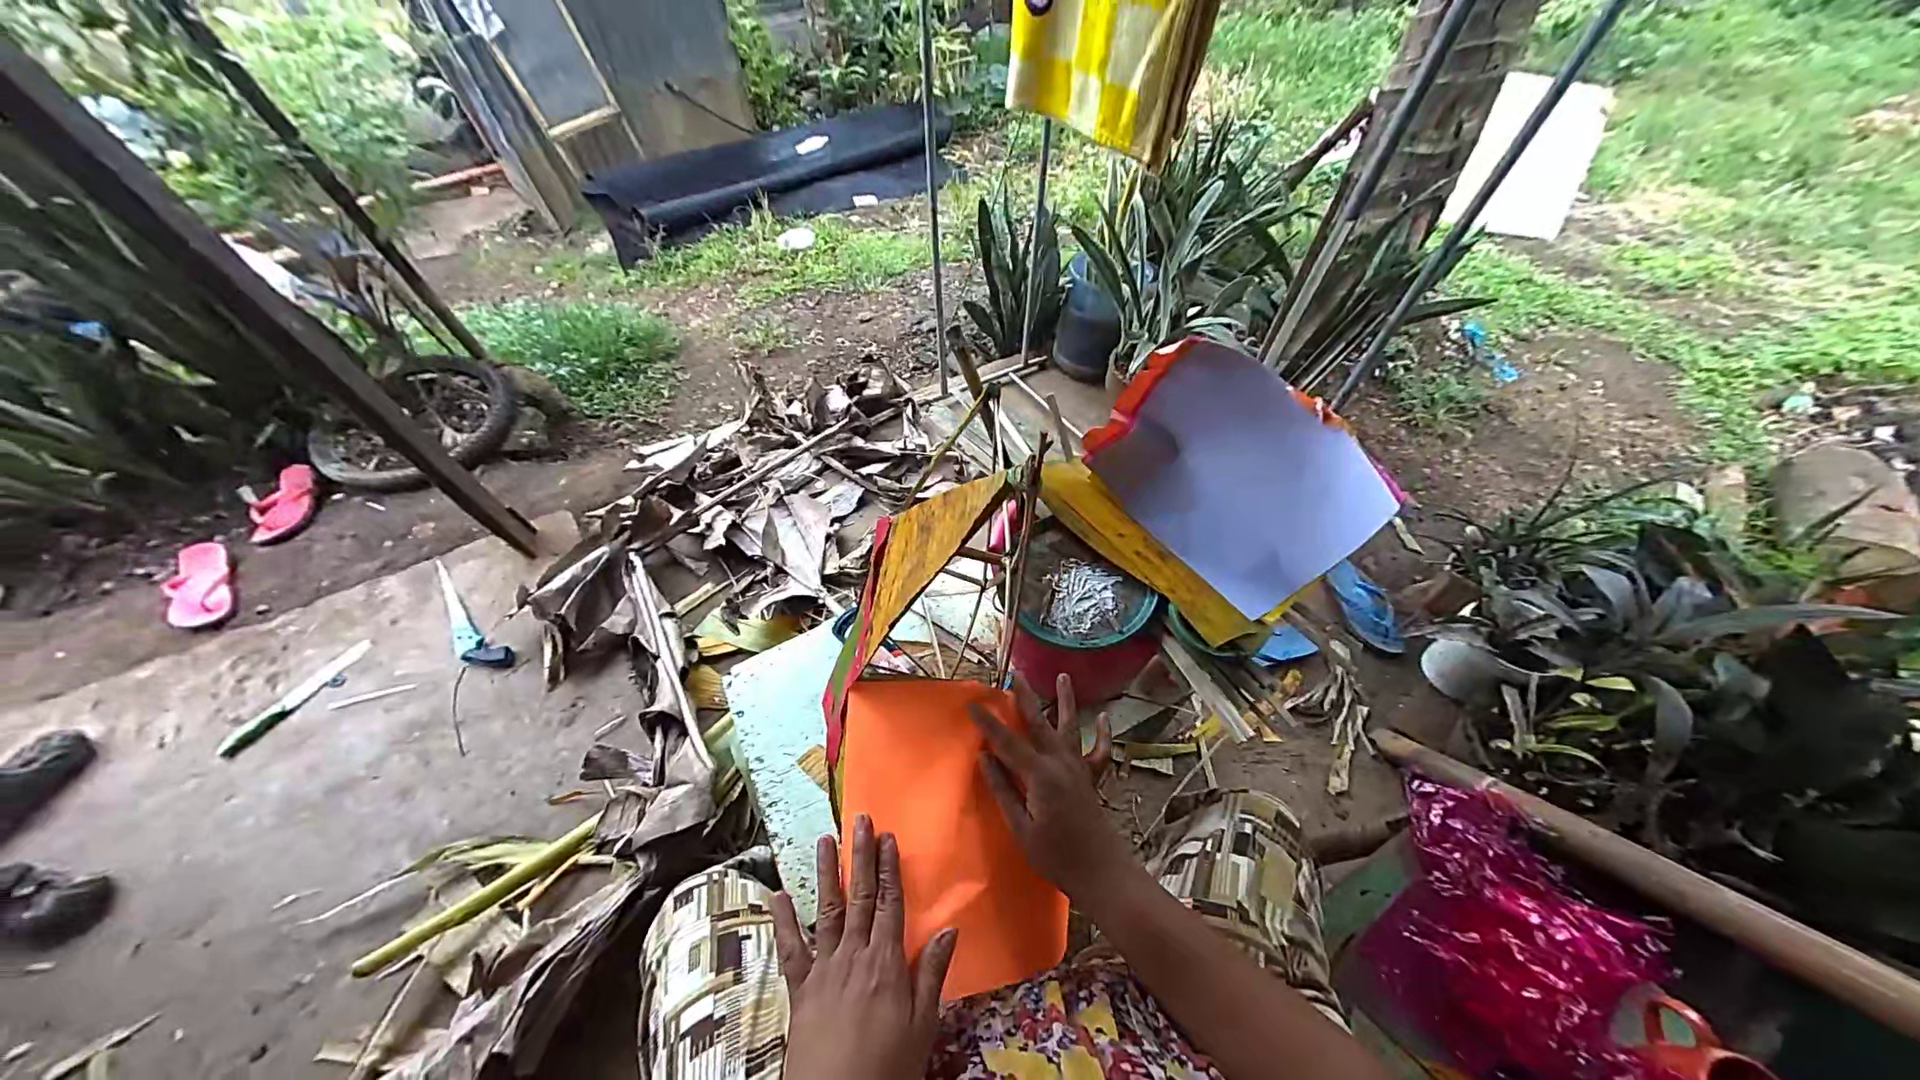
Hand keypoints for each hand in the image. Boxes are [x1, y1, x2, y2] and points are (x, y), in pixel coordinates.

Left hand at [771, 814, 958, 1079]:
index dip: (890, 868)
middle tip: (860, 821)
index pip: (890, 903)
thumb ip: (932, 973)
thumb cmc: (888, 1066)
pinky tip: (777, 894)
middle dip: (861, 857)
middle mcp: (854, 955)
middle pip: (861, 897)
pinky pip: (790, 949)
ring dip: (827, 874)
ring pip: (828, 911)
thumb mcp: (922, 1025)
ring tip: (825, 840)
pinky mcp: (800, 988)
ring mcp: (824, 968)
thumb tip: (950, 927)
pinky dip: (783, 920)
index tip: (888, 837)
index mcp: (886, 962)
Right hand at [971, 672, 1132, 903]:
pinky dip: (1102, 734)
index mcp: (1039, 775)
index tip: (973, 704)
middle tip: (1016, 674)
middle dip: (1026, 697)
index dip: (988, 722)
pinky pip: (1098, 751)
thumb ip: (1003, 790)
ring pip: (1070, 727)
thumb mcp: (1020, 827)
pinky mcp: (1091, 778)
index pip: (1007, 742)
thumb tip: (984, 758)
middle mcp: (1060, 763)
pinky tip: (1104, 719)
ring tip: (1063, 676)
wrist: (1101, 872)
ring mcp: (1079, 768)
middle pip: (1039, 723)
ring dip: (1066, 700)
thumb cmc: (1055, 856)